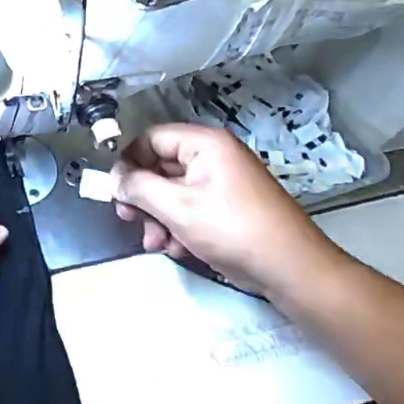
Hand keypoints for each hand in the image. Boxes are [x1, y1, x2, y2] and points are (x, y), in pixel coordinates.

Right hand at [114, 124, 349, 296]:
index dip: (129, 162)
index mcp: (205, 143)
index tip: (115, 193)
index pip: (153, 138)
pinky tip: (179, 249)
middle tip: (131, 222)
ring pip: (175, 191)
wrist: (288, 265)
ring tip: (158, 244)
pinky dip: (180, 225)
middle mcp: (215, 155)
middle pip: (163, 166)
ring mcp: (225, 181)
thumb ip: (140, 188)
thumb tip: (115, 178)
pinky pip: (194, 206)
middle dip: (144, 197)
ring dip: (159, 217)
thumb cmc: (231, 228)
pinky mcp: (230, 205)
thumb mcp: (177, 208)